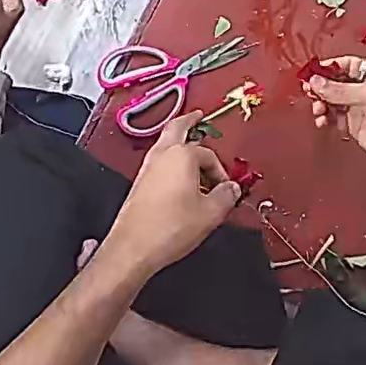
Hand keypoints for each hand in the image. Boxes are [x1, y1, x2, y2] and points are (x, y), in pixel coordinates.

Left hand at [99, 113, 240, 281]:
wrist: (133, 248)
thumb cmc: (170, 227)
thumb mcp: (211, 213)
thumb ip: (226, 196)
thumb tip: (232, 189)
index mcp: (182, 155)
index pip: (209, 155)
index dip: (221, 171)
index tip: (226, 188)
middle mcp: (163, 155)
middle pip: (177, 128)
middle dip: (188, 121)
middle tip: (197, 116)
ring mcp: (147, 168)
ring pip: (165, 144)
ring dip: (178, 142)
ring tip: (189, 145)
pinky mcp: (139, 183)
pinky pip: (159, 163)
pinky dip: (170, 162)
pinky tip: (178, 178)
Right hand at [306, 56, 365, 172]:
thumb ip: (339, 88)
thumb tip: (316, 81)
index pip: (348, 64)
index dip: (330, 67)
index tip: (313, 72)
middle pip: (338, 82)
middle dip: (322, 86)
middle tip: (310, 90)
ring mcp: (362, 107)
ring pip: (334, 100)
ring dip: (322, 103)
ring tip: (318, 109)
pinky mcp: (356, 124)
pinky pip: (335, 117)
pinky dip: (326, 117)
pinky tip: (323, 120)